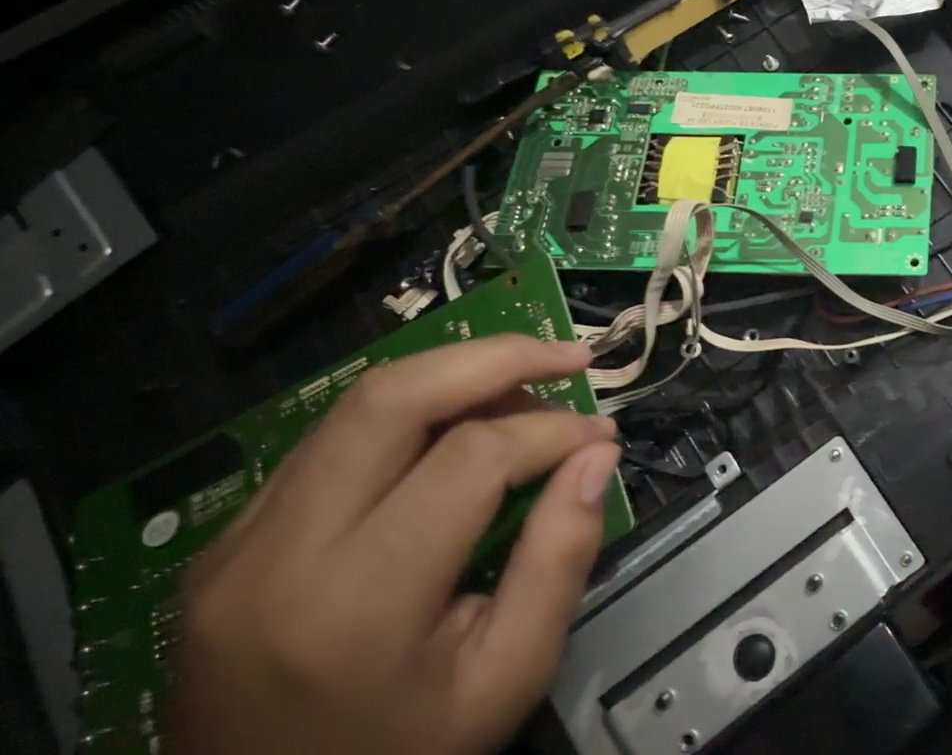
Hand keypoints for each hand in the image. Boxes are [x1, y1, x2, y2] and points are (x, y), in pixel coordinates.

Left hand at [167, 335, 620, 754]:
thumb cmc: (404, 753)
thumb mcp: (508, 677)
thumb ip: (559, 560)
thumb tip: (596, 457)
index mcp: (356, 602)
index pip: (469, 458)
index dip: (551, 431)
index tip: (602, 438)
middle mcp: (279, 553)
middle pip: (391, 398)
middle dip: (495, 357)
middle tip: (570, 356)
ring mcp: (239, 541)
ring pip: (354, 405)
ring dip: (453, 376)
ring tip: (527, 388)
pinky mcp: (229, 539)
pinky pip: (330, 443)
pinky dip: (408, 415)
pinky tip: (459, 429)